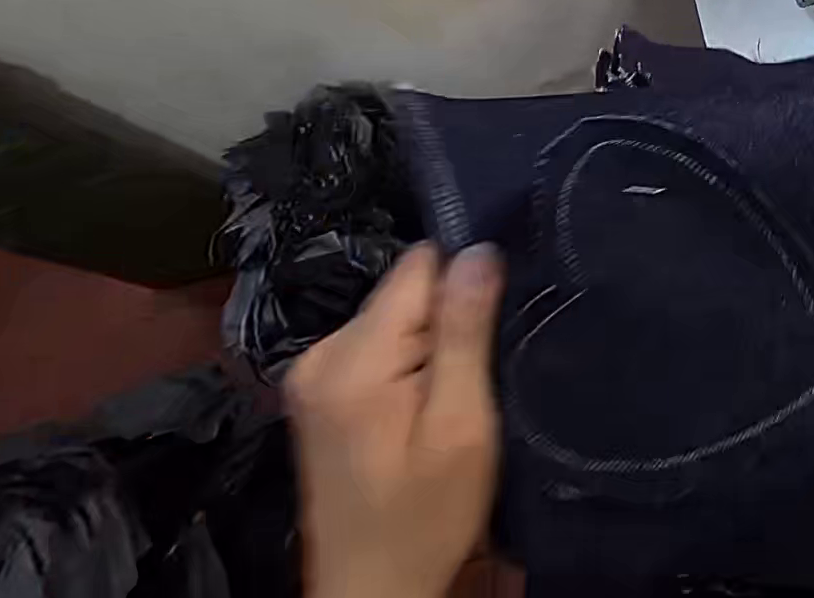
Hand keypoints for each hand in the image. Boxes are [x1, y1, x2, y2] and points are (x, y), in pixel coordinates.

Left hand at [286, 242, 506, 597]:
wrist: (373, 592)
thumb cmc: (427, 514)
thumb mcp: (460, 421)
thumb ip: (465, 330)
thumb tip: (480, 249)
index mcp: (352, 357)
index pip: (421, 265)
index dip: (467, 279)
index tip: (496, 314)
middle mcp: (322, 352)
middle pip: (410, 287)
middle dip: (453, 312)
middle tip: (479, 364)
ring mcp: (317, 371)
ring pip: (404, 310)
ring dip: (439, 335)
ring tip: (462, 381)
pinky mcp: (326, 387)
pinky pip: (389, 336)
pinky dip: (420, 353)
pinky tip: (435, 393)